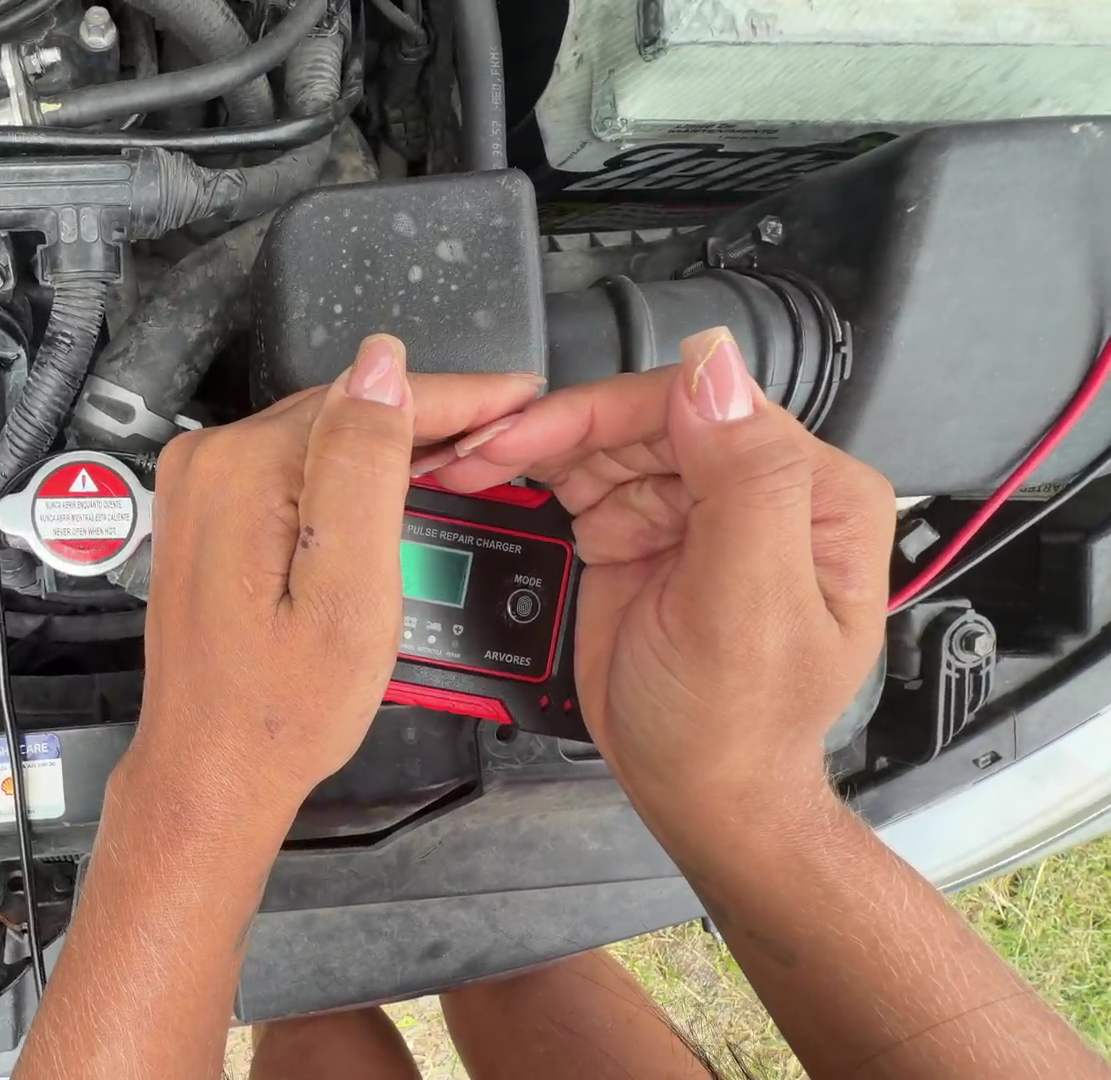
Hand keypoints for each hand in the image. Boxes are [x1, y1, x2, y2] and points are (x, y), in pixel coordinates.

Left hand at [133, 335, 545, 813]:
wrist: (212, 764)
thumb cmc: (280, 706)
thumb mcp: (348, 591)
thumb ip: (364, 469)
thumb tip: (382, 367)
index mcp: (241, 471)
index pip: (363, 402)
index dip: (452, 398)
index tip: (516, 397)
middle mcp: (205, 464)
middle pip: (336, 415)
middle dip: (420, 421)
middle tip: (501, 428)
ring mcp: (196, 488)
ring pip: (313, 440)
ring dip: (382, 447)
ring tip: (459, 454)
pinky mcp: (202, 514)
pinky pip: (285, 470)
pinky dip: (338, 474)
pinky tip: (382, 486)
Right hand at [417, 328, 894, 843]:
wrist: (690, 782)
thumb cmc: (730, 715)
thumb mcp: (743, 607)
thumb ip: (741, 482)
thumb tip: (709, 362)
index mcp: (802, 490)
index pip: (691, 407)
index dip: (592, 413)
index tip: (510, 438)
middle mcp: (741, 486)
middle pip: (631, 421)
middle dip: (544, 433)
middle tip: (467, 455)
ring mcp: (678, 508)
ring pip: (594, 445)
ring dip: (524, 452)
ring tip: (463, 468)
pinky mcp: (628, 531)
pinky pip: (573, 482)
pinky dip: (526, 480)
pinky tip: (490, 484)